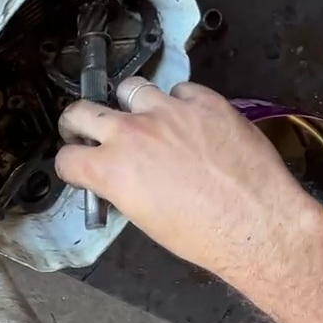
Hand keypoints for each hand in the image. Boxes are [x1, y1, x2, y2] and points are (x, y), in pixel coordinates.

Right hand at [57, 77, 322, 303]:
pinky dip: (177, 102)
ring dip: (129, 103)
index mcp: (111, 170)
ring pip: (131, 88)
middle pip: (82, 111)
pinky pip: (180, 90)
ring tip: (141, 117)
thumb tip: (119, 179)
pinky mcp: (204, 102)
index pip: (67, 157)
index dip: (69, 164)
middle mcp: (132, 133)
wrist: (255, 223)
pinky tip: (186, 120)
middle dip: (77, 122)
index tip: (77, 165)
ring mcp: (169, 112)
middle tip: (84, 128)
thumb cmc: (201, 234)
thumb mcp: (143, 218)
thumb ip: (121, 187)